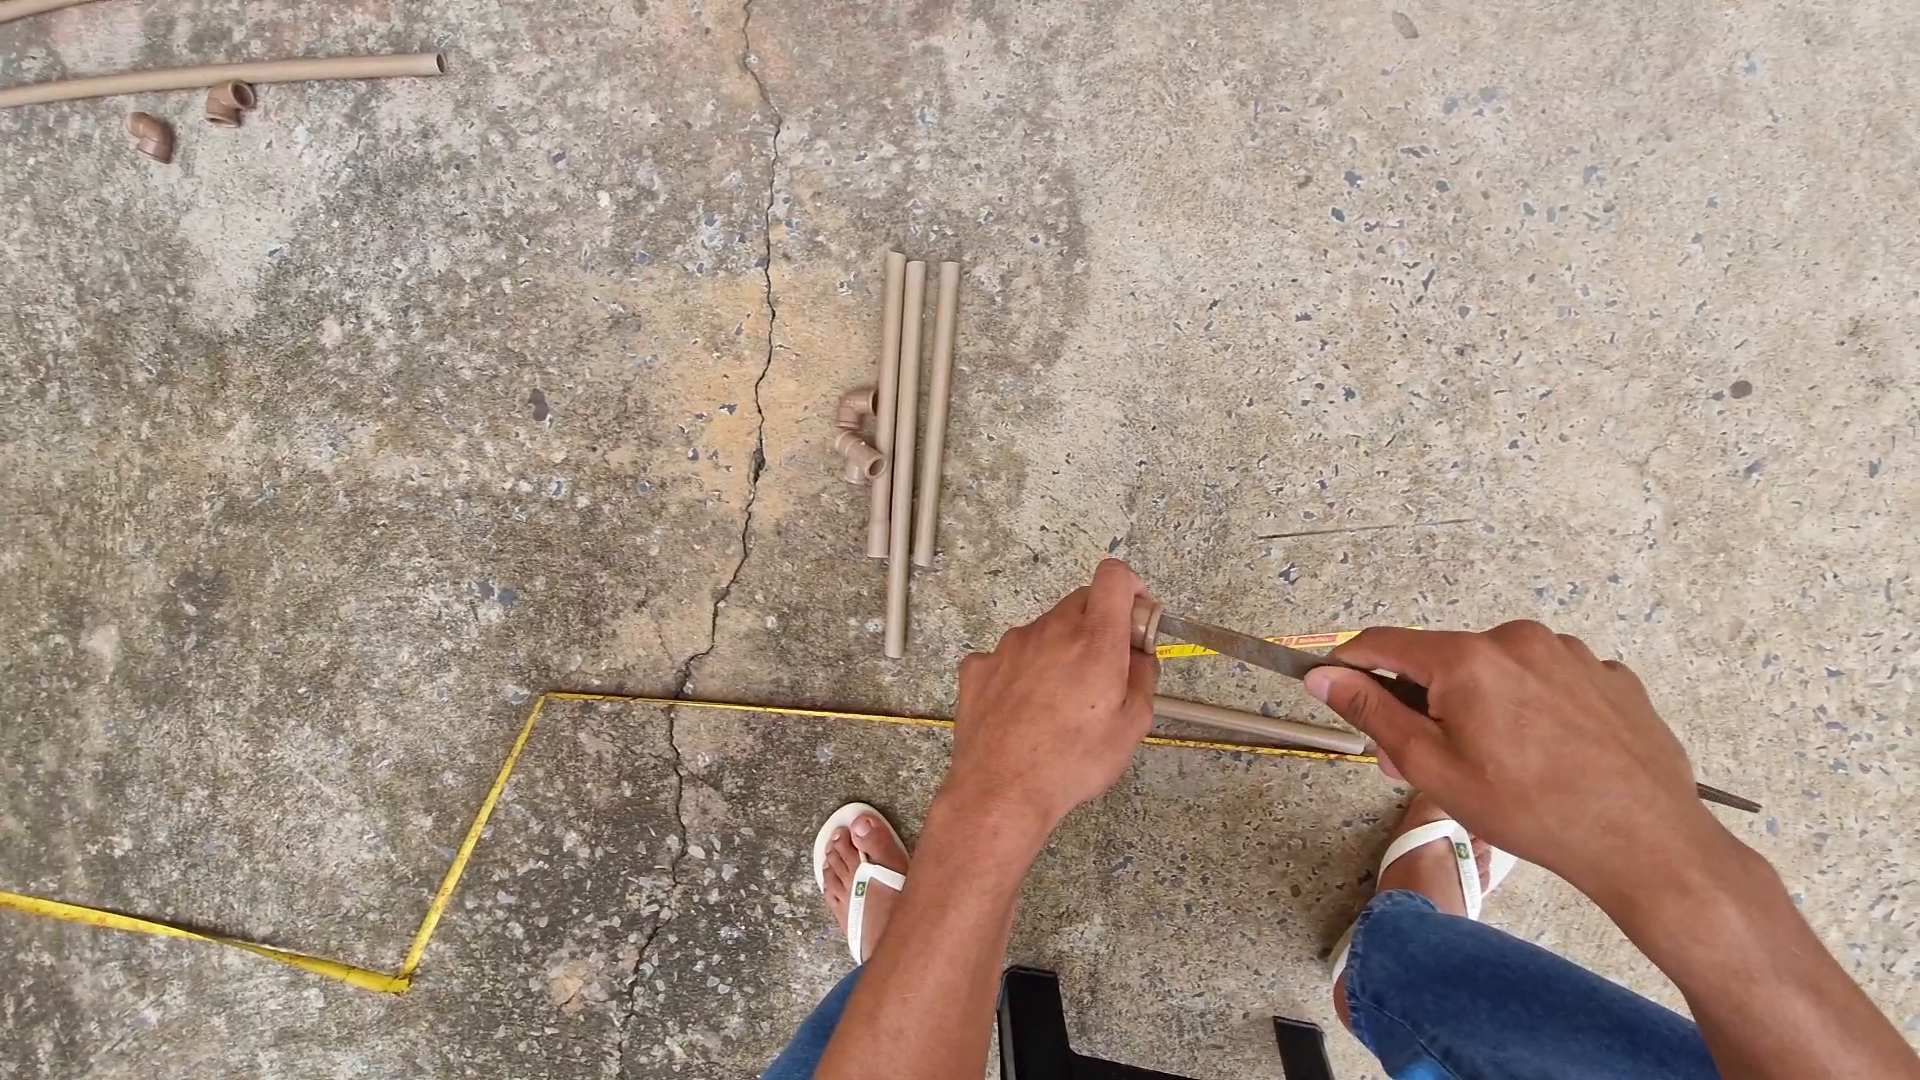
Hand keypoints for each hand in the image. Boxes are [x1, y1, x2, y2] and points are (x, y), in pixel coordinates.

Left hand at [946, 559, 1159, 834]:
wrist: (1001, 790)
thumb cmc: (1073, 762)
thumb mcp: (1132, 725)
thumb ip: (1143, 676)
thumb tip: (1139, 652)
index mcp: (1093, 639)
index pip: (1114, 576)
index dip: (1131, 587)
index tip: (1135, 617)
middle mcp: (1049, 630)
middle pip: (1079, 603)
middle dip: (1098, 625)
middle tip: (1104, 670)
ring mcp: (1008, 646)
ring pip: (1044, 631)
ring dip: (1059, 650)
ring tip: (1060, 702)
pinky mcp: (978, 666)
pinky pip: (1009, 657)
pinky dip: (1022, 672)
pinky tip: (1023, 709)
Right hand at [1305, 622, 1715, 895]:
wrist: (1651, 847)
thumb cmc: (1528, 810)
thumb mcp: (1429, 764)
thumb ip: (1369, 710)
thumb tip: (1322, 676)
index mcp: (1467, 658)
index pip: (1382, 643)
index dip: (1349, 664)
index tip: (1332, 685)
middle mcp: (1516, 639)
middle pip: (1440, 660)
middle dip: (1420, 701)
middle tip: (1421, 756)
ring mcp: (1571, 654)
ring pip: (1493, 668)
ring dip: (1474, 701)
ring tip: (1490, 758)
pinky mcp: (1611, 676)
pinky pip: (1545, 677)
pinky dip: (1528, 702)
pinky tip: (1544, 747)